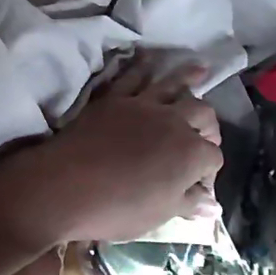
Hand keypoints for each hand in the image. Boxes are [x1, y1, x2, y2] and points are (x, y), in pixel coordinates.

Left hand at [1, 62, 222, 243]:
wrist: (63, 187)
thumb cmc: (116, 208)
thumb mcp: (158, 215)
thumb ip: (187, 203)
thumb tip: (211, 204)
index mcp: (190, 153)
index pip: (212, 157)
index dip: (209, 172)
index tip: (198, 185)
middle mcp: (172, 122)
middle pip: (202, 114)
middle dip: (208, 125)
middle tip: (205, 134)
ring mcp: (141, 105)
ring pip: (173, 84)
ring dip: (189, 77)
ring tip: (201, 69)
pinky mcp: (112, 99)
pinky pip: (132, 76)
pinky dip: (144, 66)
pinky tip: (149, 60)